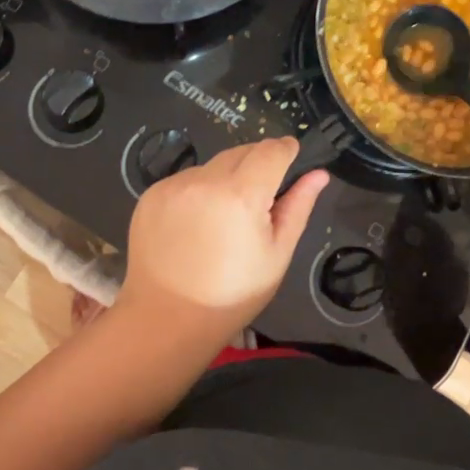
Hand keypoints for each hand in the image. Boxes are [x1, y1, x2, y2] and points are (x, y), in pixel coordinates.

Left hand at [117, 138, 328, 337]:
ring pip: (213, 165)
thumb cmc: (232, 294)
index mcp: (241, 195)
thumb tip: (318, 174)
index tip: (292, 159)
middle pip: (241, 152)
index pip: (271, 150)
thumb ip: (297, 207)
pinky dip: (198, 191)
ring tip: (224, 218)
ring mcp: (174, 186)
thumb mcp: (276, 255)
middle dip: (257, 165)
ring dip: (226, 178)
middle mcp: (205, 180)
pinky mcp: (152, 195)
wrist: (166, 319)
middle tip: (259, 201)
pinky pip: (186, 180)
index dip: (286, 150)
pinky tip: (196, 224)